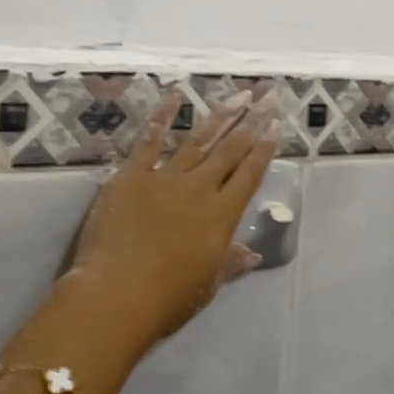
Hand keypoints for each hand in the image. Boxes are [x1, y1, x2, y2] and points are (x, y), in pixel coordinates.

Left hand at [67, 92, 280, 340]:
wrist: (116, 294)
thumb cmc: (166, 299)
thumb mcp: (206, 285)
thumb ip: (229, 263)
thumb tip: (254, 253)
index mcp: (221, 216)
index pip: (250, 175)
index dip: (265, 149)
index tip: (277, 124)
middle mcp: (200, 189)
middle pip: (230, 150)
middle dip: (250, 123)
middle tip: (266, 99)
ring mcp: (166, 178)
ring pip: (199, 140)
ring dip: (220, 116)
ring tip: (237, 95)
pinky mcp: (133, 175)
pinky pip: (151, 139)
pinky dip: (163, 116)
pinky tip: (176, 95)